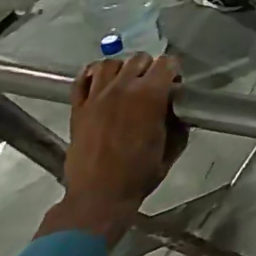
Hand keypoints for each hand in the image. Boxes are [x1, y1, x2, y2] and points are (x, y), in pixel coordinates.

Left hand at [38, 53, 187, 246]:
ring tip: (126, 82)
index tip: (174, 84)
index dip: (173, 71)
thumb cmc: (139, 175)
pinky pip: (81, 78)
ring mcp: (96, 96)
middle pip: (139, 59)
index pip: (166, 63)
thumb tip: (177, 109)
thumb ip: (178, 123)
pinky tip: (100, 82)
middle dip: (150, 68)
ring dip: (122, 69)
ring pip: (110, 63)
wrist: (98, 196)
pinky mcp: (78, 107)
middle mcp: (123, 88)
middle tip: (153, 85)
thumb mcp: (171, 149)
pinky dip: (92, 75)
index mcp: (150, 96)